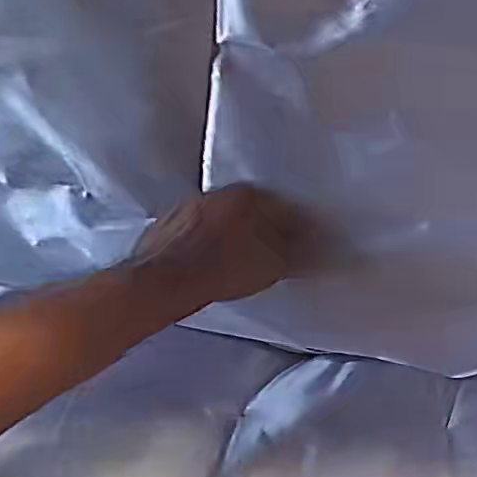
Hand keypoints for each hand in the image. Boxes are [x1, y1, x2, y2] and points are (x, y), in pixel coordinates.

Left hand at [128, 184, 316, 306]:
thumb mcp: (274, 265)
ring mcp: (193, 207)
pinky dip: (214, 241)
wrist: (164, 282)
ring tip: (249, 260)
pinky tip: (218, 261)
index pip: (288, 206)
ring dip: (242, 234)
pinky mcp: (172, 223)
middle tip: (281, 252)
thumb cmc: (216, 270)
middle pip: (257, 208)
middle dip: (271, 228)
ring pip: (229, 217)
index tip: (307, 241)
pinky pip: (203, 229)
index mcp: (249, 197)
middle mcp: (220, 195)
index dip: (303, 227)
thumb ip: (299, 251)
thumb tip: (312, 246)